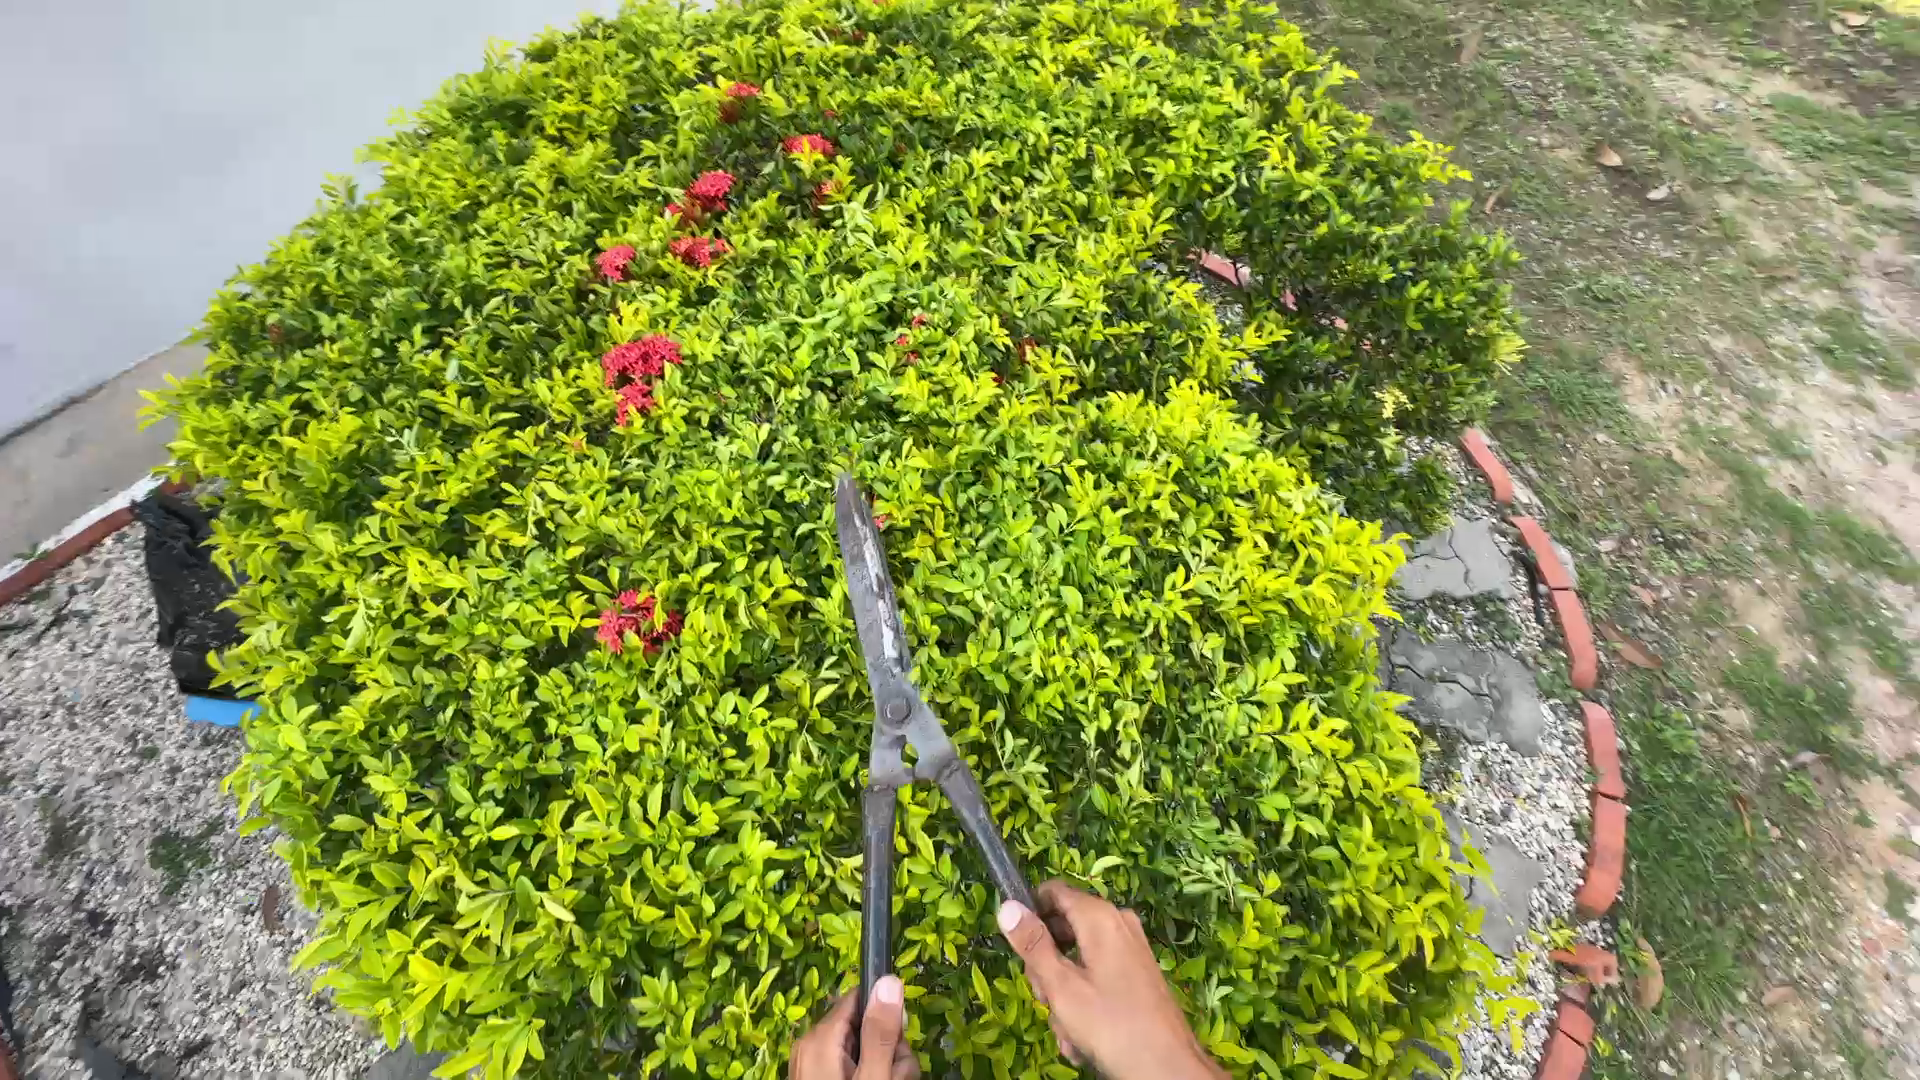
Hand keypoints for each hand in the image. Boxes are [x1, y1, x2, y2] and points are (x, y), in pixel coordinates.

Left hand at [790, 974, 920, 1079]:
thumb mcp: (872, 1077)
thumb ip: (880, 1032)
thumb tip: (889, 979)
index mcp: (820, 1037)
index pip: (863, 997)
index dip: (887, 1016)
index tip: (898, 1041)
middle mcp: (813, 1043)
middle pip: (868, 1025)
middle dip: (890, 1050)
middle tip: (894, 1077)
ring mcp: (814, 1065)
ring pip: (866, 1047)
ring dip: (886, 1066)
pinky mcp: (820, 1078)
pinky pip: (854, 1065)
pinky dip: (871, 1074)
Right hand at [998, 881, 1226, 1079]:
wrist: (1170, 1071)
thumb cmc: (1112, 1025)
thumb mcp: (1062, 987)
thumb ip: (1033, 945)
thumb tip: (1006, 906)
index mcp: (1099, 916)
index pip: (1052, 891)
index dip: (1031, 915)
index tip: (1022, 952)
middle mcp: (1117, 921)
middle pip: (1064, 926)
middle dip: (1047, 964)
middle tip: (1044, 1000)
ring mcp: (1131, 945)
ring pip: (1079, 955)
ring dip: (1065, 991)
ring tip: (1067, 1030)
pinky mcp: (1138, 969)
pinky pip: (1099, 971)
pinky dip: (1086, 997)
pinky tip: (1083, 1035)